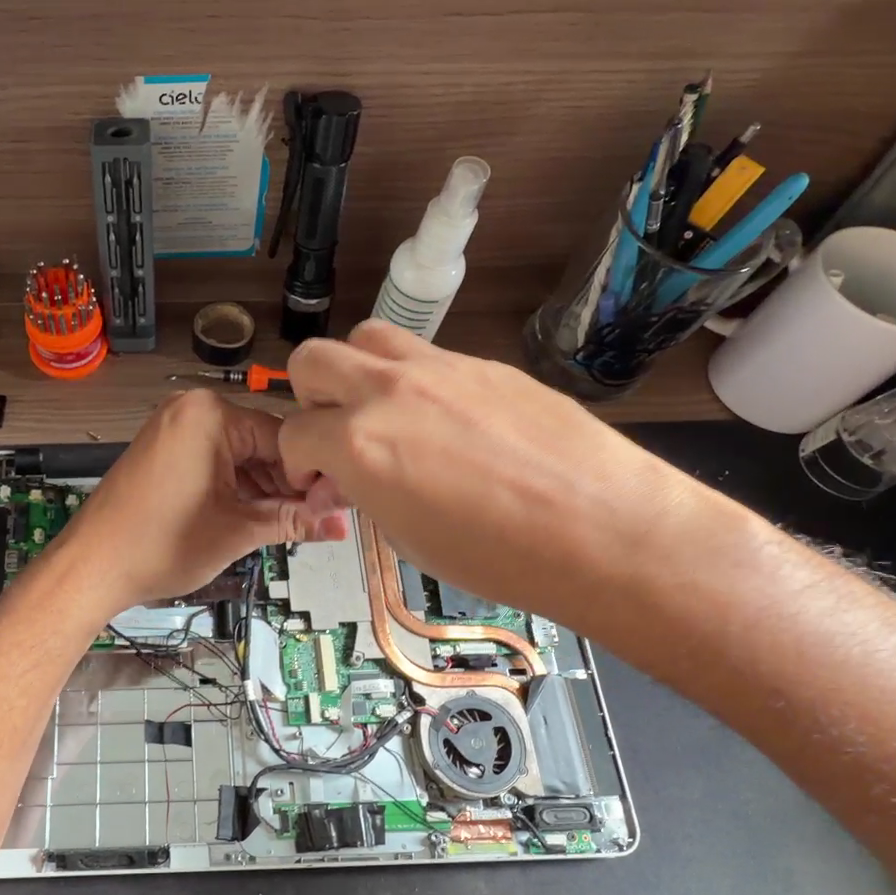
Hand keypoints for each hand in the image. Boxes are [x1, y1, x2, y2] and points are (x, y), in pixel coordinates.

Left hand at [53, 389, 346, 613]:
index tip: (336, 506)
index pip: (285, 436)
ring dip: (262, 489)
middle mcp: (191, 409)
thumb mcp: (237, 531)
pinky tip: (254, 516)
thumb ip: (293, 521)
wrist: (91, 567)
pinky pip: (213, 460)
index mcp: (211, 414)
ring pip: (238, 454)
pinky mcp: (162, 450)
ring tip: (289, 526)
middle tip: (317, 521)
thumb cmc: (160, 544)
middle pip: (262, 443)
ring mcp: (173, 428)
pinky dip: (234, 487)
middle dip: (287, 484)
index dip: (312, 475)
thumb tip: (343, 525)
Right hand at [277, 320, 723, 622]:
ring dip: (359, 373)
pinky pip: (427, 357)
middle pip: (313, 359)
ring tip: (386, 415)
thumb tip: (352, 474)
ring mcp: (439, 368)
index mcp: (358, 442)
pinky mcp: (484, 363)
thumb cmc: (497, 556)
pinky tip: (450, 425)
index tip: (316, 481)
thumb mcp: (405, 535)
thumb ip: (364, 489)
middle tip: (336, 434)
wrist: (602, 528)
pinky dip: (416, 383)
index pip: (293, 432)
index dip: (297, 462)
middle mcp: (388, 390)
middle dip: (311, 398)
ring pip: (368, 338)